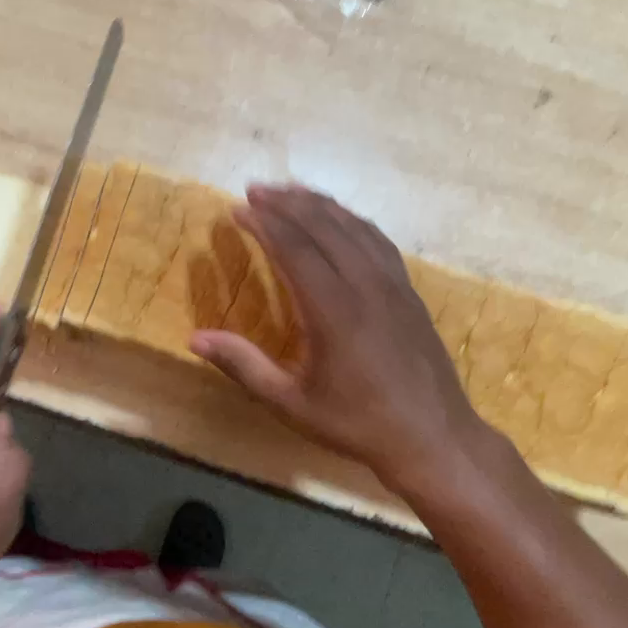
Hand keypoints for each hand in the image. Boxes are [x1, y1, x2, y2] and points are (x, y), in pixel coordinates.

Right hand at [190, 185, 489, 497]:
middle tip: (255, 189)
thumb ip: (243, 365)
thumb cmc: (355, 424)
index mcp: (333, 310)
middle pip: (325, 226)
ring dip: (320, 204)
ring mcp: (393, 285)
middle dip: (288, 203)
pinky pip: (378, 241)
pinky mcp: (409, 292)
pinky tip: (341, 221)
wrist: (432, 438)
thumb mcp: (290, 402)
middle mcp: (365, 285)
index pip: (295, 248)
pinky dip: (352, 221)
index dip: (264, 224)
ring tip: (291, 192)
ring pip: (355, 227)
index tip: (237, 208)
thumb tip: (194, 339)